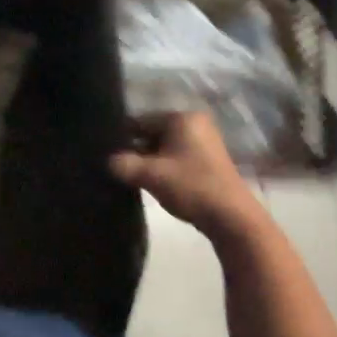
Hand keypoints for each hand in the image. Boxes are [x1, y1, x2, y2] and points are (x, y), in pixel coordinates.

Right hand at [111, 112, 266, 243]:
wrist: (232, 218)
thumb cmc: (191, 186)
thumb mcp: (150, 174)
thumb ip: (123, 164)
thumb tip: (106, 161)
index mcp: (182, 118)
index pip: (140, 120)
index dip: (120, 136)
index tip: (104, 153)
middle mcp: (194, 124)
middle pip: (152, 133)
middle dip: (134, 150)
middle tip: (114, 167)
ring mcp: (203, 143)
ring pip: (163, 147)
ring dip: (147, 162)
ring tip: (129, 177)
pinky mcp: (207, 161)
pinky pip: (175, 158)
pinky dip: (162, 168)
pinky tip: (150, 182)